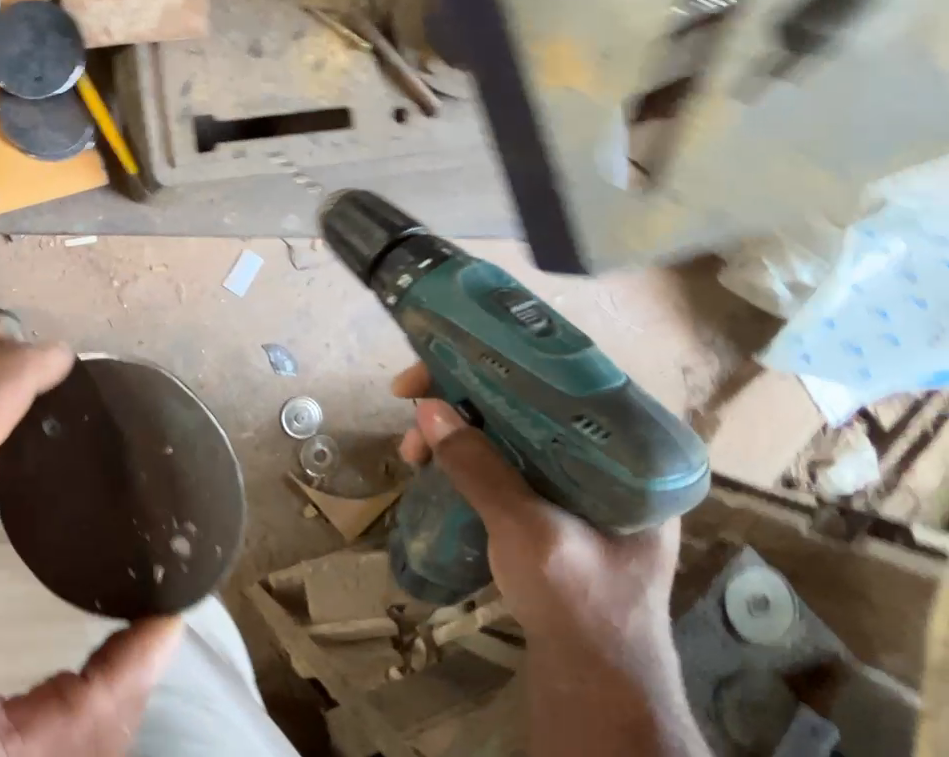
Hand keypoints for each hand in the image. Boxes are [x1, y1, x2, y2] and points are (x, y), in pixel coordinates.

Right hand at [391, 364, 678, 653]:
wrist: (596, 681)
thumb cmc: (581, 605)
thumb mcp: (528, 532)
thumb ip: (481, 470)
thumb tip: (429, 409)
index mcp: (633, 457)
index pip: (567, 382)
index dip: (501, 364)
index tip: (443, 366)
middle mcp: (610, 460)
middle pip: (530, 402)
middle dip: (464, 401)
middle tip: (412, 410)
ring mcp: (582, 483)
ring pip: (511, 430)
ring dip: (456, 431)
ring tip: (413, 452)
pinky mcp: (555, 504)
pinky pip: (505, 459)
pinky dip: (465, 456)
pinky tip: (434, 466)